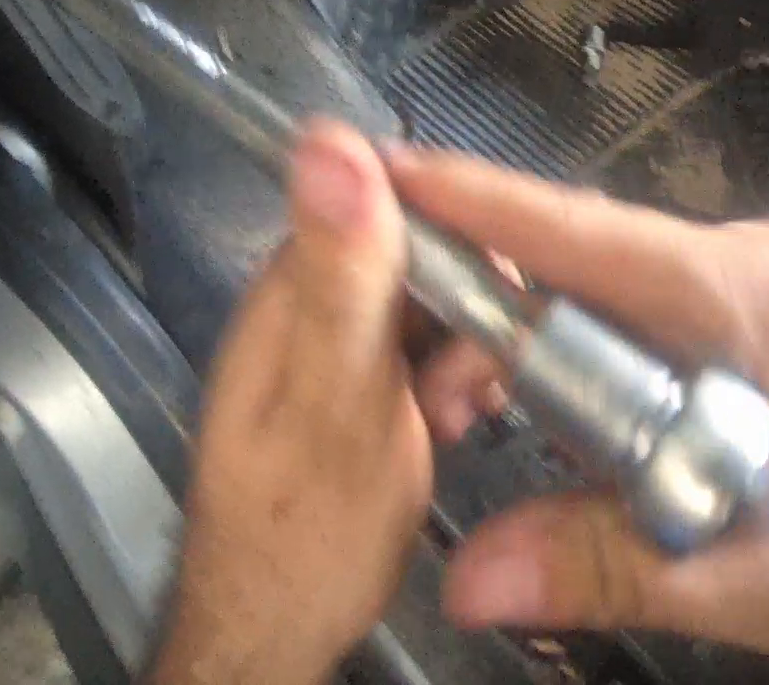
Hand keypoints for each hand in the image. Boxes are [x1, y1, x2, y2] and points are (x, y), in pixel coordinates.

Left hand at [151, 122, 431, 684]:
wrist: (272, 630)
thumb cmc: (304, 529)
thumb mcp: (333, 400)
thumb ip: (341, 278)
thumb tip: (328, 138)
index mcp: (295, 284)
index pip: (388, 206)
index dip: (456, 241)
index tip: (495, 302)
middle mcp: (308, 298)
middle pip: (415, 255)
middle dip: (465, 308)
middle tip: (471, 387)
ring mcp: (330, 340)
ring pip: (425, 303)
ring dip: (462, 350)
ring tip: (463, 413)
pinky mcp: (352, 377)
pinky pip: (418, 347)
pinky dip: (448, 377)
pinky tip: (453, 420)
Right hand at [392, 148, 768, 669]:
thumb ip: (629, 570)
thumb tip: (475, 579)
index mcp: (732, 294)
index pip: (570, 230)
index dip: (467, 199)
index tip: (379, 173)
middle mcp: (728, 262)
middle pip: (571, 256)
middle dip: (484, 297)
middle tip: (419, 373)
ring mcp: (744, 282)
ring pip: (602, 287)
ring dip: (535, 333)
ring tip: (477, 405)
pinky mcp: (756, 314)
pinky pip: (641, 313)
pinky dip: (585, 349)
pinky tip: (566, 409)